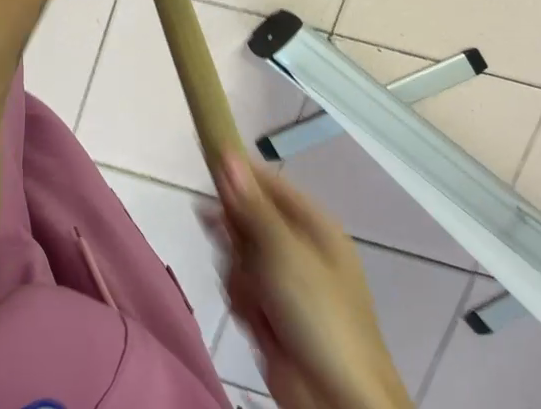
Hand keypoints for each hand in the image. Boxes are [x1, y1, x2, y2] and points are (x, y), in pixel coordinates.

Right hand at [208, 157, 414, 408]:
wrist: (336, 395)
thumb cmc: (318, 315)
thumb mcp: (282, 253)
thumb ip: (250, 205)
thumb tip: (226, 155)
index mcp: (314, 226)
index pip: (266, 181)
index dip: (236, 173)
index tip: (204, 166)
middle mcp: (299, 246)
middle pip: (244, 217)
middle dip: (233, 239)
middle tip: (236, 253)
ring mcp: (284, 277)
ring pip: (234, 251)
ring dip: (236, 274)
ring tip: (254, 298)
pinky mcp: (270, 305)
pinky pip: (237, 283)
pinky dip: (239, 298)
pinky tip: (254, 318)